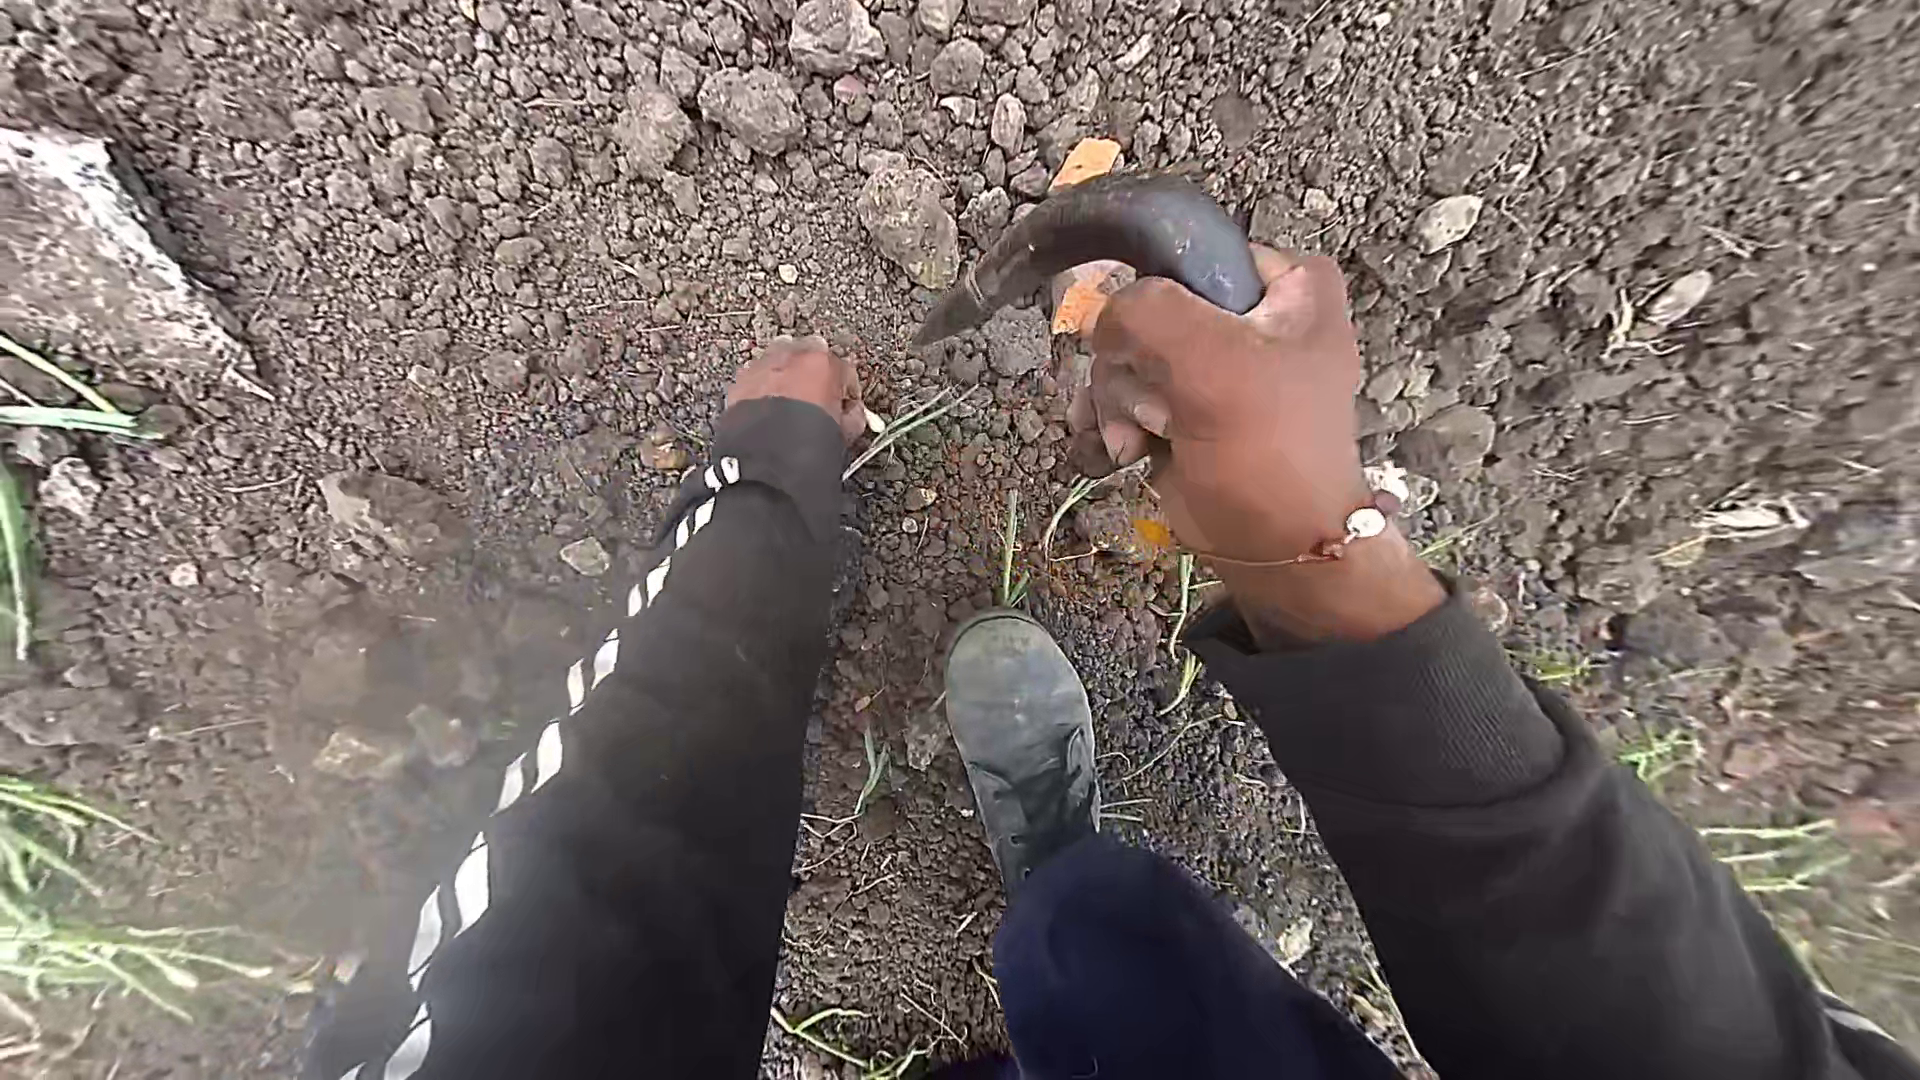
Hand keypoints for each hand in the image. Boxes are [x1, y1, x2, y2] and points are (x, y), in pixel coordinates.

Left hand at [724, 336, 865, 445]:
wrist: (767, 466)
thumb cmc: (808, 450)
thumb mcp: (845, 434)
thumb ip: (853, 415)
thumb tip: (852, 413)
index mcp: (823, 365)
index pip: (843, 368)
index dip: (847, 390)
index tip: (846, 404)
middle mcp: (792, 357)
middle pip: (809, 355)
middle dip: (815, 374)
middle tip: (818, 399)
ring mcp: (763, 367)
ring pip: (780, 360)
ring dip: (788, 375)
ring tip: (791, 402)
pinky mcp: (740, 382)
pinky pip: (757, 376)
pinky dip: (765, 386)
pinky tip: (769, 409)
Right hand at [1068, 247, 1443, 642]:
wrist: (1270, 545)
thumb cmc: (1263, 451)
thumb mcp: (1213, 365)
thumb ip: (1149, 313)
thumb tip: (1095, 311)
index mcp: (1283, 286)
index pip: (1189, 257)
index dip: (1148, 296)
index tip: (1123, 339)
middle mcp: (1243, 318)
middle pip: (1145, 314)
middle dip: (1132, 369)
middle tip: (1154, 409)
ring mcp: (1206, 366)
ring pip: (1124, 357)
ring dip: (1119, 403)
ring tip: (1139, 440)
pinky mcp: (1178, 405)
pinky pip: (1121, 391)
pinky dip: (1113, 421)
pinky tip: (1122, 449)